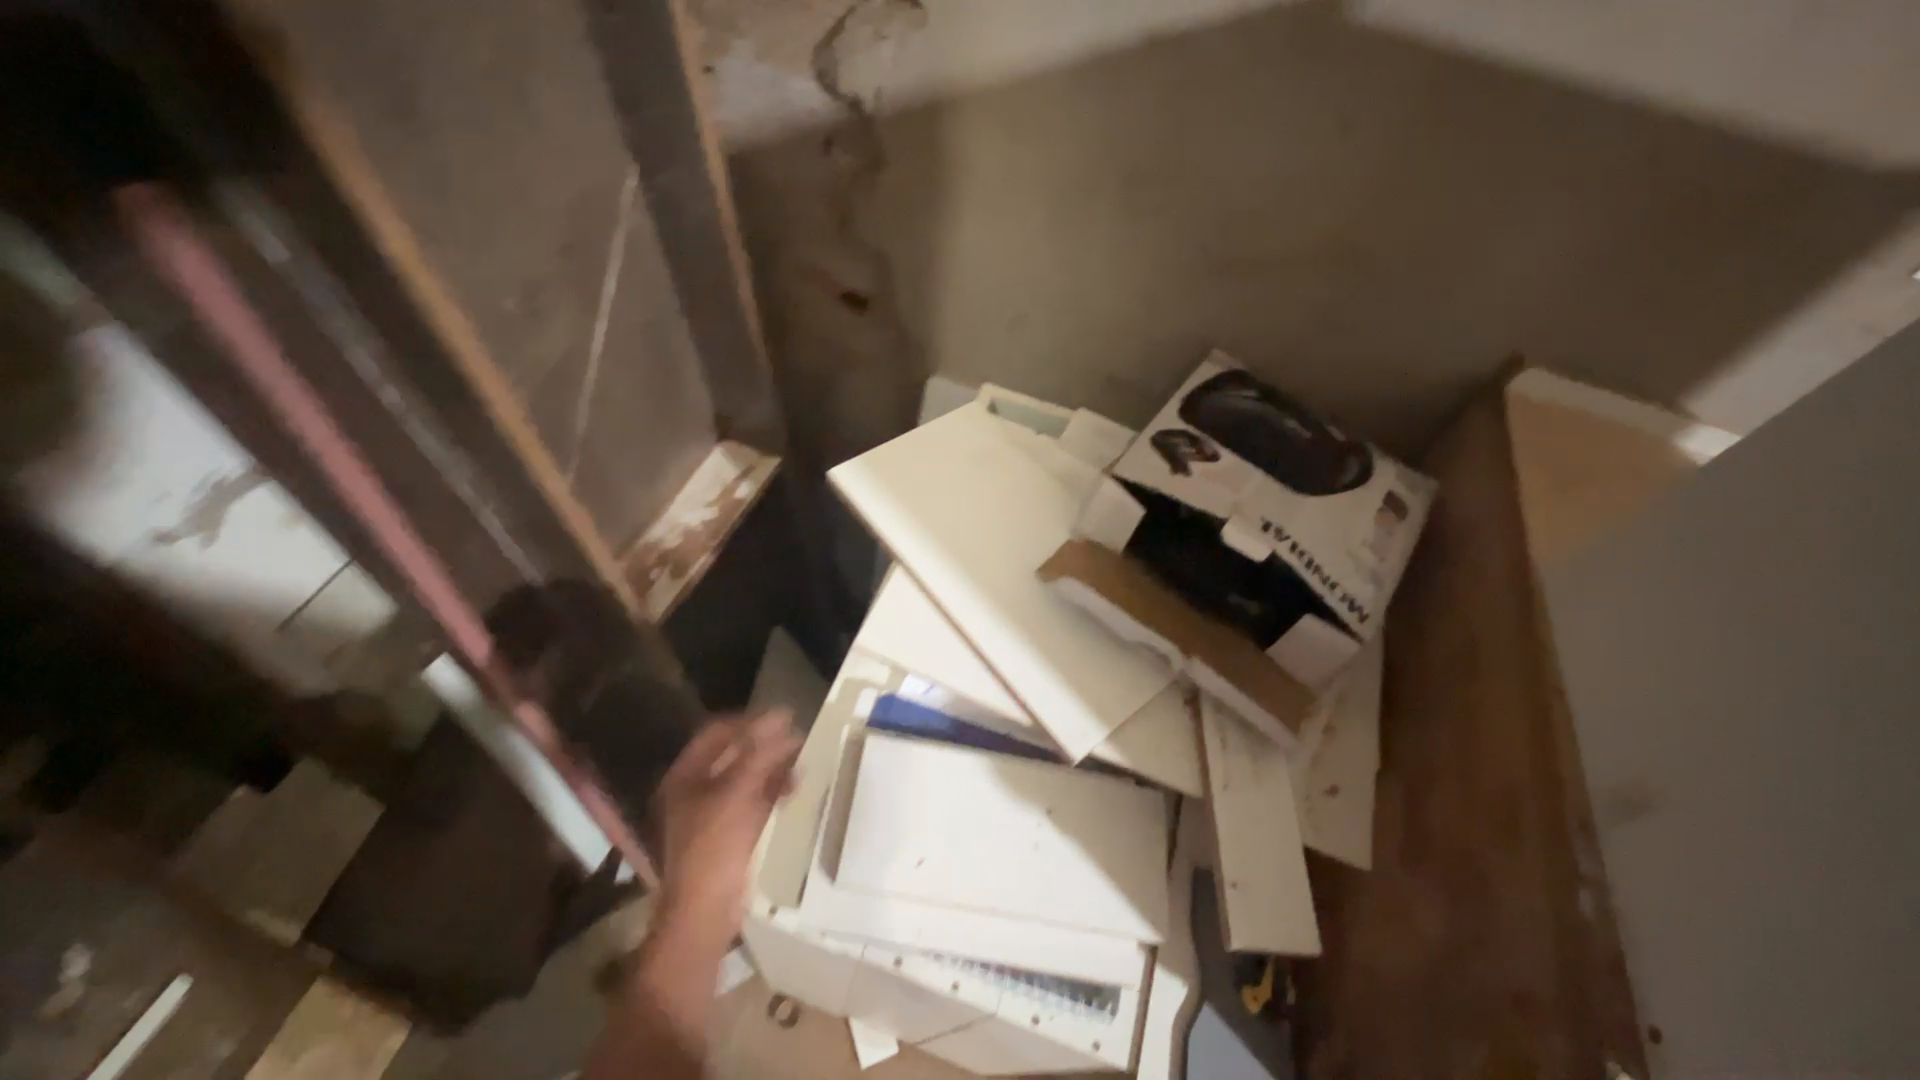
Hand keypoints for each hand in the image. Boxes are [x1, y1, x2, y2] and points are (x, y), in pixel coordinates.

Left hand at [650, 709, 800, 943]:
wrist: (704, 913)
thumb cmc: (713, 847)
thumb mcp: (736, 794)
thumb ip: (759, 755)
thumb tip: (783, 722)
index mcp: (685, 776)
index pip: (717, 733)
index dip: (750, 721)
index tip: (784, 717)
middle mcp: (695, 791)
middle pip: (733, 756)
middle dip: (766, 746)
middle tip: (799, 740)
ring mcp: (711, 815)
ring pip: (746, 779)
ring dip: (773, 769)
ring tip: (802, 763)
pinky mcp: (728, 836)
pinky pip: (753, 803)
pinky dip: (772, 793)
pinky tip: (793, 791)